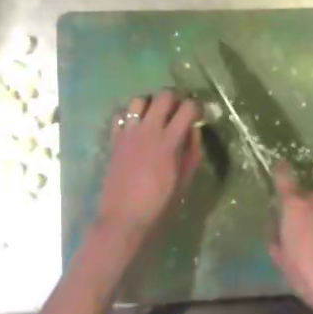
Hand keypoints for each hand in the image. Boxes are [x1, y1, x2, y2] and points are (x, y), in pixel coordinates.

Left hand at [95, 90, 200, 238]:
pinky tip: (135, 127)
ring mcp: (128, 133)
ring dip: (150, 104)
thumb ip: (191, 152)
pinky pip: (119, 116)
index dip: (196, 107)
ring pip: (138, 100)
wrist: (124, 217)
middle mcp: (148, 130)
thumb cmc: (159, 204)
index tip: (198, 114)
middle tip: (178, 111)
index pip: (187, 108)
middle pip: (163, 96)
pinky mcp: (114, 140)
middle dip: (175, 98)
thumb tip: (193, 129)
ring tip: (155, 116)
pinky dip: (129, 116)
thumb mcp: (184, 180)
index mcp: (168, 141)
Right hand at [269, 164, 312, 313]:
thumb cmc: (308, 275)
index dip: (280, 172)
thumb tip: (277, 227)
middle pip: (308, 198)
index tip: (279, 167)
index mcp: (296, 206)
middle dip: (304, 210)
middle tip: (300, 232)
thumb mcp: (282, 260)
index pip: (284, 178)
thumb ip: (276, 237)